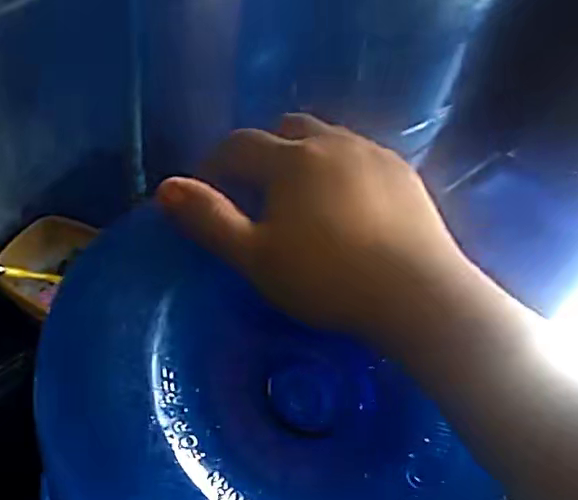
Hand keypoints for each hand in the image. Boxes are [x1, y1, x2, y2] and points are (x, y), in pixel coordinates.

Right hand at [155, 114, 494, 353]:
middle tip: (251, 193)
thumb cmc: (323, 278)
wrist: (412, 291)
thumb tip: (165, 188)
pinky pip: (359, 158)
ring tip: (297, 201)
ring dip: (302, 159)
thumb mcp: (255, 257)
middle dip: (260, 154)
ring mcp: (373, 154)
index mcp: (290, 160)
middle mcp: (332, 142)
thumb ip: (210, 221)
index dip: (212, 165)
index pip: (238, 146)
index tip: (201, 191)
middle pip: (286, 130)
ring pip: (327, 139)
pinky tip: (342, 209)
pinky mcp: (403, 174)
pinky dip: (338, 173)